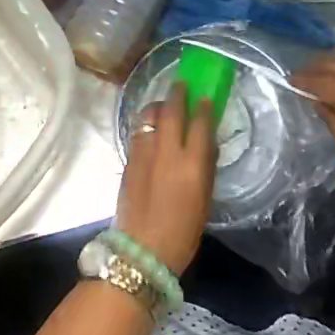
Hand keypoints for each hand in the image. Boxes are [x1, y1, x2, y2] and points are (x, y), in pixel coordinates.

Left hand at [114, 83, 216, 274]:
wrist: (143, 251)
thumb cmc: (184, 231)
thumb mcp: (205, 198)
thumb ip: (206, 166)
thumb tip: (206, 142)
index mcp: (191, 163)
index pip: (200, 123)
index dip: (204, 107)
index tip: (206, 96)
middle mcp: (166, 152)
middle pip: (171, 111)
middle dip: (177, 94)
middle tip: (182, 83)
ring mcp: (144, 154)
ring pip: (149, 117)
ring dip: (157, 105)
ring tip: (163, 102)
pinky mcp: (128, 162)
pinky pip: (138, 132)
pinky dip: (146, 123)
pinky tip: (149, 126)